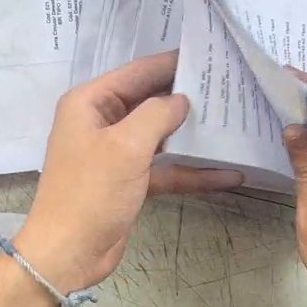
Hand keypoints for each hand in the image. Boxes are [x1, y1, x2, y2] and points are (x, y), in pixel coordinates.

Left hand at [15, 51, 244, 291]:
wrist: (68, 253)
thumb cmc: (90, 193)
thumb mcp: (126, 146)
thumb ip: (157, 114)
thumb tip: (181, 100)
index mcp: (90, 102)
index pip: (138, 72)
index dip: (174, 62)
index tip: (212, 52)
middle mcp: (102, 122)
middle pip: (152, 101)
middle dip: (189, 97)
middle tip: (233, 86)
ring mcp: (117, 154)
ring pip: (162, 137)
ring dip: (195, 136)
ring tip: (238, 123)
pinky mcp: (130, 183)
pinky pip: (166, 170)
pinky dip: (193, 172)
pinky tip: (228, 173)